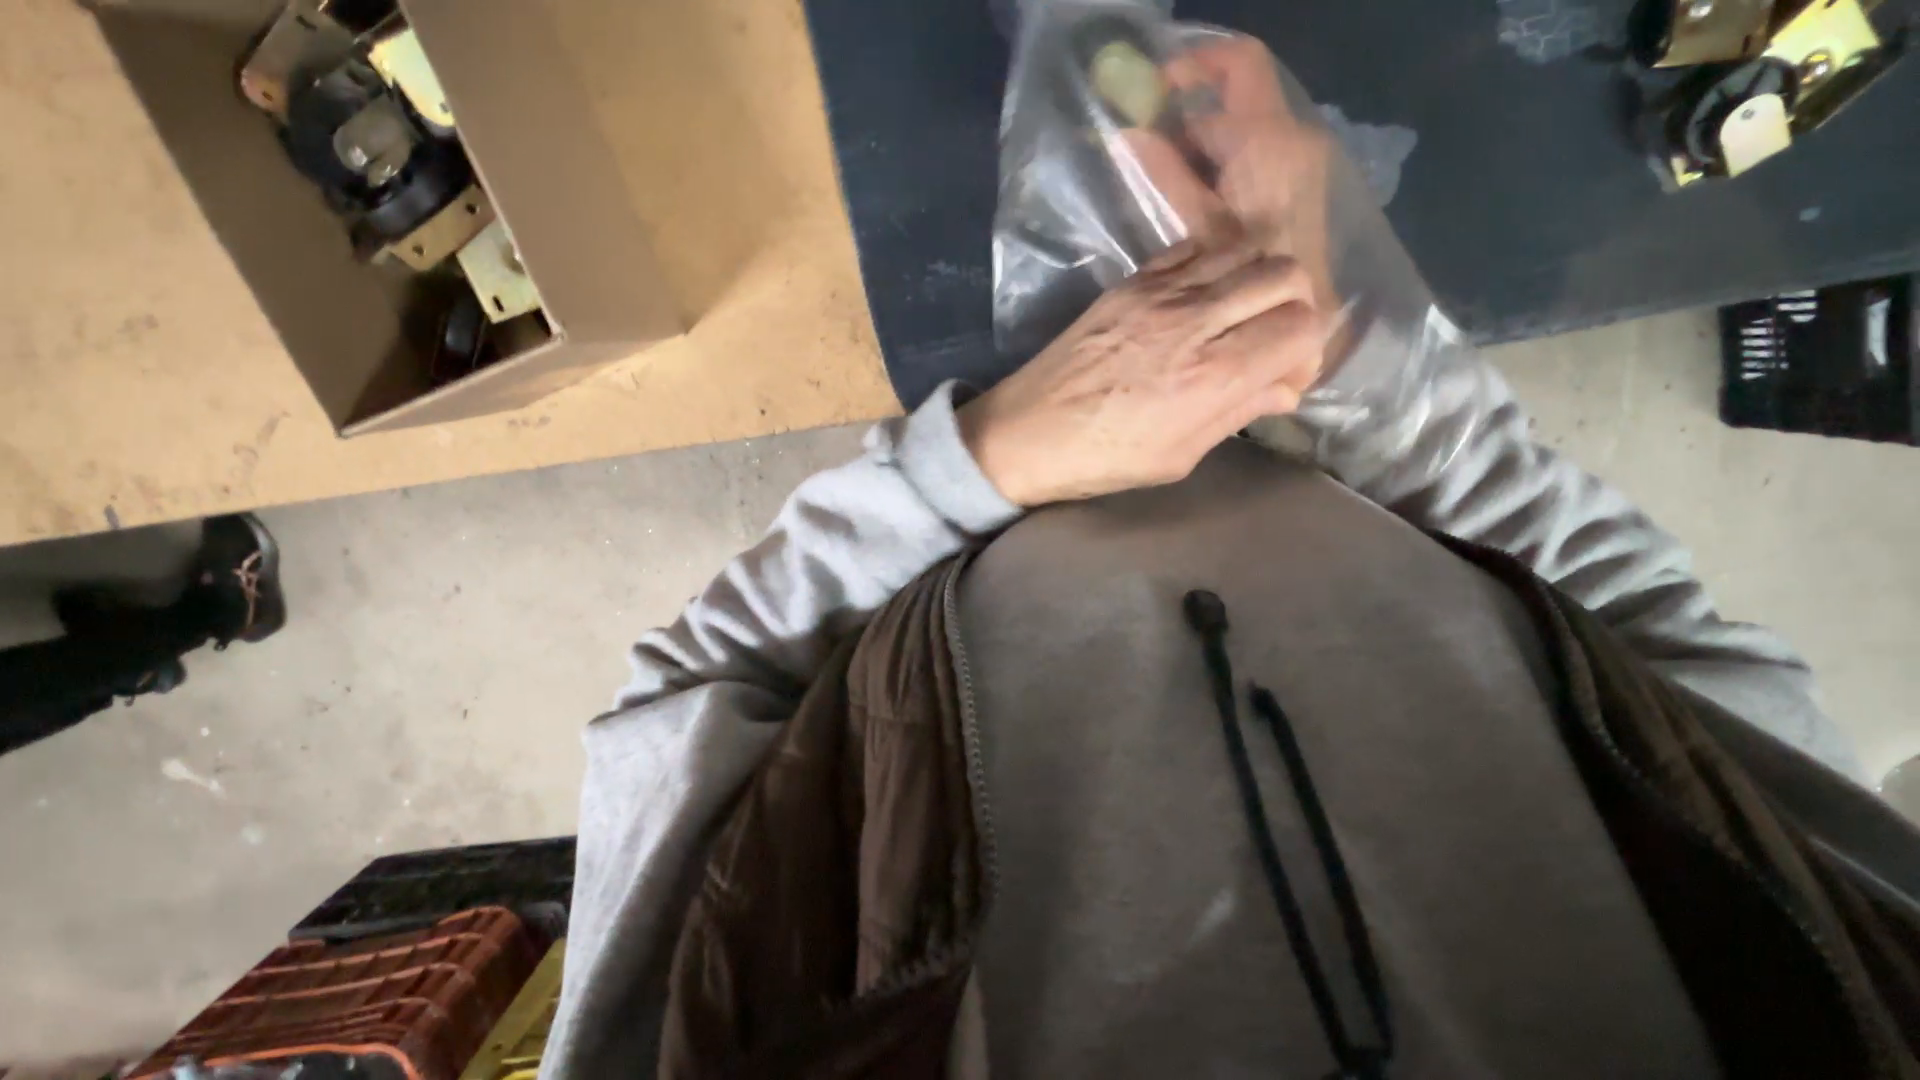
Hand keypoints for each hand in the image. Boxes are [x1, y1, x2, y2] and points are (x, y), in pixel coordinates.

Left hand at [960, 232, 1328, 506]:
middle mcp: (1195, 321)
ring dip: (1260, 276)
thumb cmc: (1104, 459)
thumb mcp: (1179, 456)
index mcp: (1212, 377)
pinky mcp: (1130, 281)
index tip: (1289, 372)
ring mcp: (1160, 292)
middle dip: (1297, 304)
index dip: (1309, 349)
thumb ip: (1238, 413)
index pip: (1300, 328)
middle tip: (1276, 335)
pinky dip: (1217, 260)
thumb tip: (1285, 388)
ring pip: (1245, 249)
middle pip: (1284, 274)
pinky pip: (1195, 246)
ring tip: (1245, 311)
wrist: (1025, 433)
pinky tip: (1206, 294)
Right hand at [1155, 36, 1338, 315]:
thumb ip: (1165, 171)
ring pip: (1249, 117)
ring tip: (1176, 175)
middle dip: (1195, 109)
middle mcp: (1294, 132)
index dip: (1191, 69)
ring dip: (1209, 137)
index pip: (1232, 67)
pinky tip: (1205, 193)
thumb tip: (1128, 134)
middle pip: (1242, 88)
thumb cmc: (1249, 269)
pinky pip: (1261, 142)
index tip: (1152, 93)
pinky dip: (1228, 153)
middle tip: (1157, 145)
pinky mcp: (1305, 174)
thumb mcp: (1197, 222)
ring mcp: (1304, 152)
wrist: (1306, 304)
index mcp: (1267, 136)